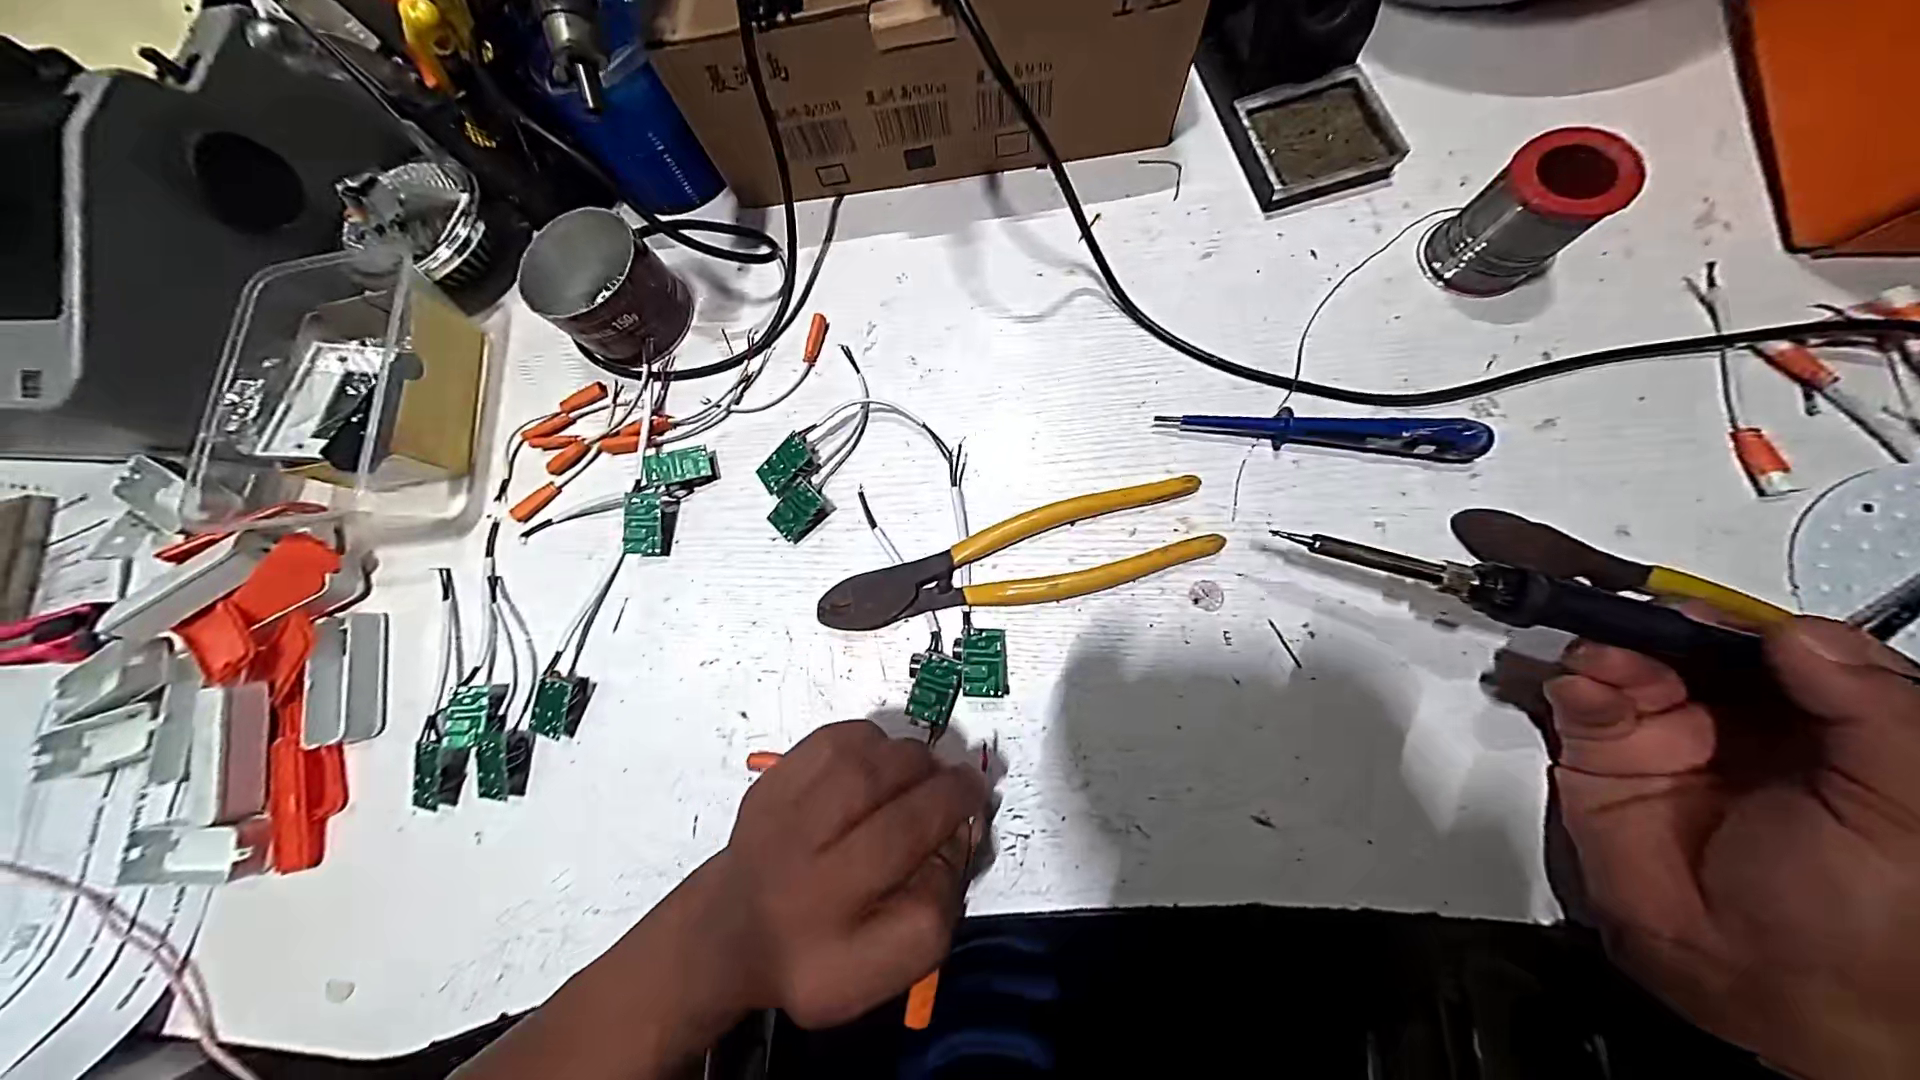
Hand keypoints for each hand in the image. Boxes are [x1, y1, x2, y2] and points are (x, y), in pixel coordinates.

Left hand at [707, 720, 987, 1027]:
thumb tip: (957, 835)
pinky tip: (882, 761)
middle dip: (934, 776)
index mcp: (830, 900)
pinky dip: (870, 740)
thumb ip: (934, 909)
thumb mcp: (883, 967)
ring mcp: (783, 803)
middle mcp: (801, 845)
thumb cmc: (817, 954)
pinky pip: (834, 737)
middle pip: (881, 783)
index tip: (976, 798)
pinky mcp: (775, 777)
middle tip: (958, 783)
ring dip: (906, 755)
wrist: (736, 931)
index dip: (952, 804)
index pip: (905, 835)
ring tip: (922, 773)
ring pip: (858, 754)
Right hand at [1545, 617, 1919, 1078]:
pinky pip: (1578, 698)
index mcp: (1824, 722)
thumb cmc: (1870, 917)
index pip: (1774, 645)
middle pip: (1686, 643)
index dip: (1739, 619)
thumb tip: (1799, 633)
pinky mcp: (1598, 751)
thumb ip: (1873, 713)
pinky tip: (1584, 689)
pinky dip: (1574, 683)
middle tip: (1640, 619)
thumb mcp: (1907, 808)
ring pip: (1624, 659)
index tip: (1707, 608)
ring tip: (1605, 662)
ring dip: (1608, 648)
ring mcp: (1662, 731)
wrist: (1756, 979)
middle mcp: (1739, 718)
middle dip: (1657, 623)